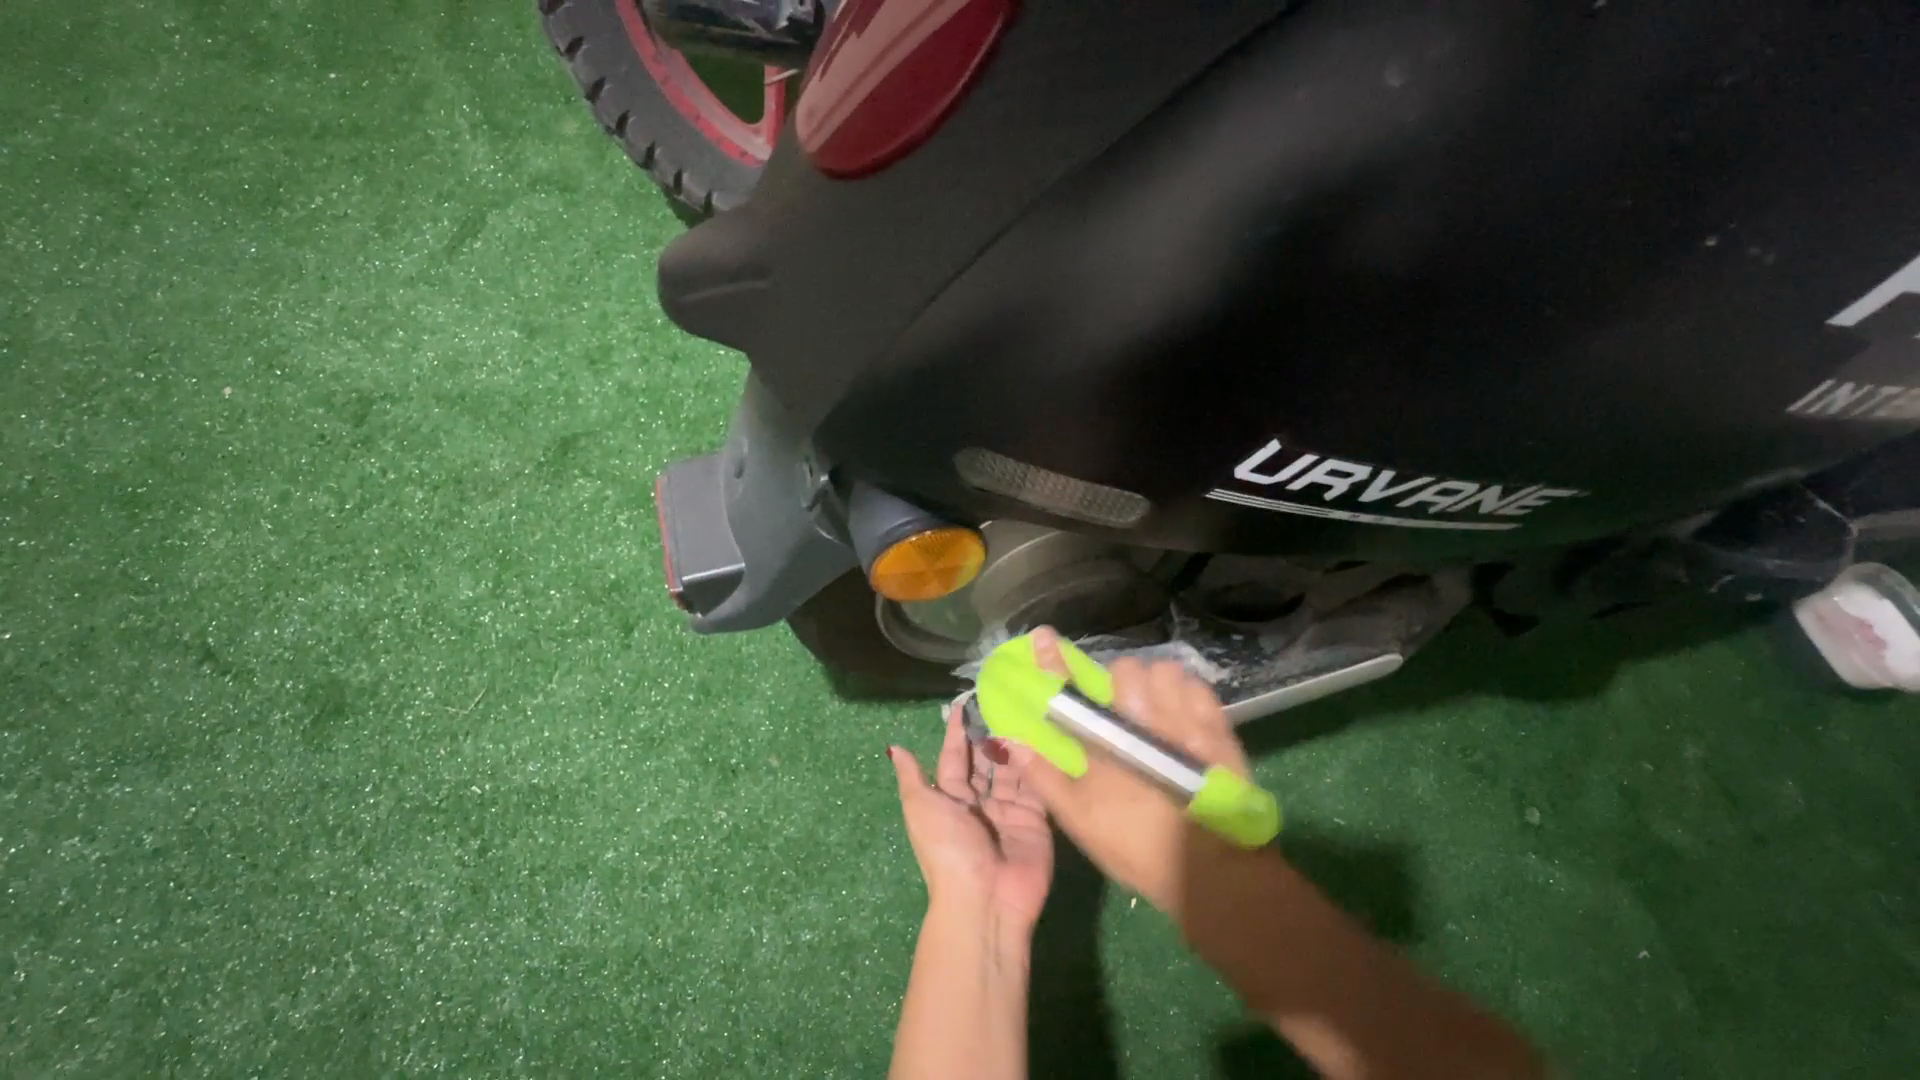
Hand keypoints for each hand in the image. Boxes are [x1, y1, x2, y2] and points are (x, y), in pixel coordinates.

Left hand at [888, 704, 1053, 929]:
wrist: (985, 900)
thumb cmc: (948, 850)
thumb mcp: (921, 808)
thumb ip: (912, 777)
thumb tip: (895, 747)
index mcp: (949, 798)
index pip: (956, 757)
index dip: (960, 732)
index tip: (969, 702)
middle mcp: (979, 802)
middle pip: (986, 760)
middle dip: (992, 733)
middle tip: (1006, 699)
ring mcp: (1010, 810)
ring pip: (1013, 769)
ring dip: (1017, 743)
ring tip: (1026, 710)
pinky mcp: (1037, 819)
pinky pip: (1038, 785)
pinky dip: (1040, 763)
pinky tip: (1046, 737)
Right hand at [1010, 626, 1253, 916]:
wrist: (1210, 871)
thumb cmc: (1136, 846)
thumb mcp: (1079, 820)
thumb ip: (1044, 776)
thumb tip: (1012, 739)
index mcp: (1103, 742)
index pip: (1071, 689)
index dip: (1053, 661)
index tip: (1045, 638)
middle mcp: (1142, 721)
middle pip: (1125, 669)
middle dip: (1119, 681)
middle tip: (1121, 706)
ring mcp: (1184, 722)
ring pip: (1164, 671)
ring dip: (1156, 682)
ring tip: (1156, 707)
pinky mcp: (1217, 730)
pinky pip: (1198, 687)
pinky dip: (1187, 692)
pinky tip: (1183, 714)